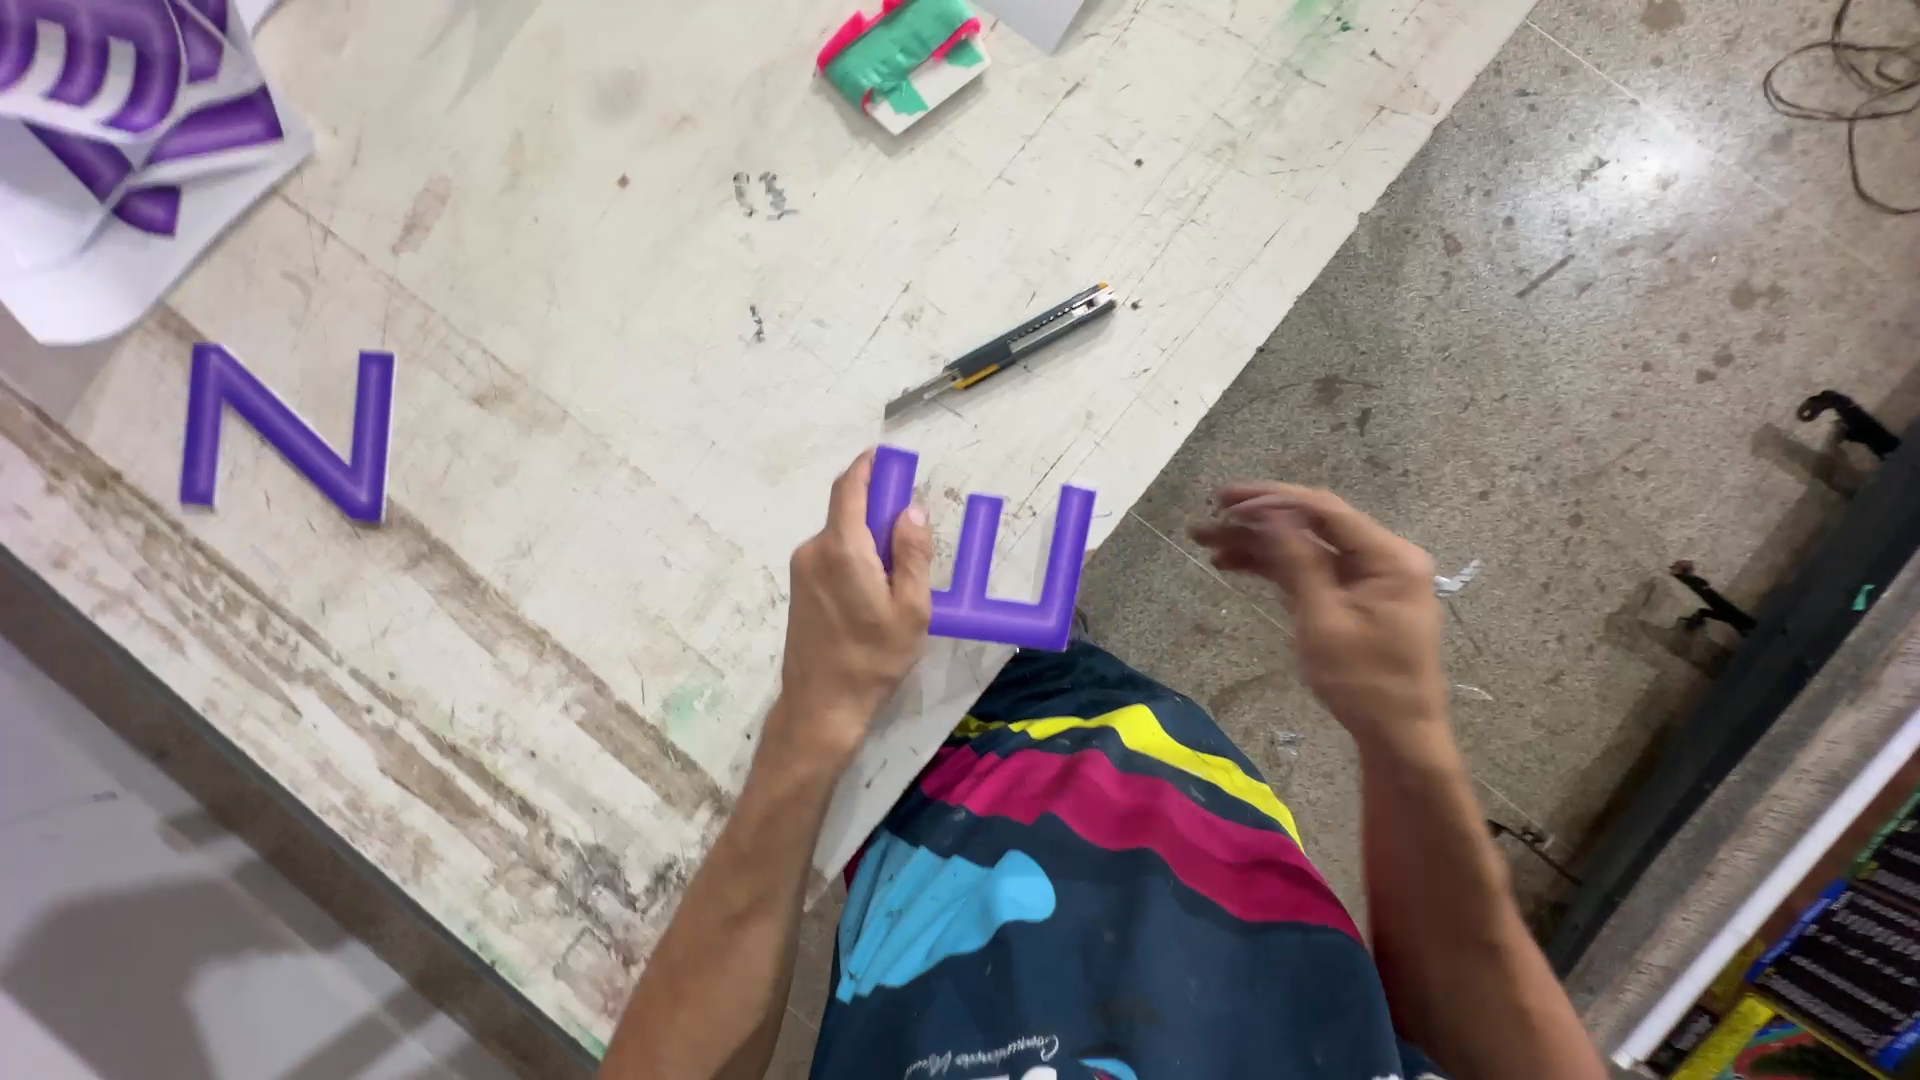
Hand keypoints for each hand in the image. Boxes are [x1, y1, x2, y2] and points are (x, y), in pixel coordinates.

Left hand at [769, 449, 934, 766]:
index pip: (849, 486)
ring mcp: (802, 569)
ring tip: (898, 576)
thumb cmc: (873, 659)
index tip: (892, 457)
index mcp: (842, 549)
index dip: (869, 465)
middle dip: (878, 506)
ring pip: (840, 534)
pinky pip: (830, 553)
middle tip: (911, 531)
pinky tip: (874, 589)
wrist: (821, 705)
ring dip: (868, 536)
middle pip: (846, 509)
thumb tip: (910, 510)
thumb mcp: (912, 609)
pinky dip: (855, 554)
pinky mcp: (800, 587)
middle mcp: (814, 550)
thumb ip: (913, 554)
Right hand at [1190, 483, 1446, 747]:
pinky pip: (1309, 570)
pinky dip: (1273, 568)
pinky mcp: (1352, 597)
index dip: (1270, 500)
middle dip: (1257, 520)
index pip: (1322, 510)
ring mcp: (1367, 578)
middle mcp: (1381, 558)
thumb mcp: (1324, 620)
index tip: (1225, 501)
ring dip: (1257, 544)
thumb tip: (1270, 514)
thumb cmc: (1364, 682)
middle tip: (1209, 515)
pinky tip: (1233, 564)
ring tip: (1207, 542)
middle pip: (1310, 524)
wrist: (1397, 735)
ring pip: (1303, 547)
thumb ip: (1298, 562)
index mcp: (1388, 557)